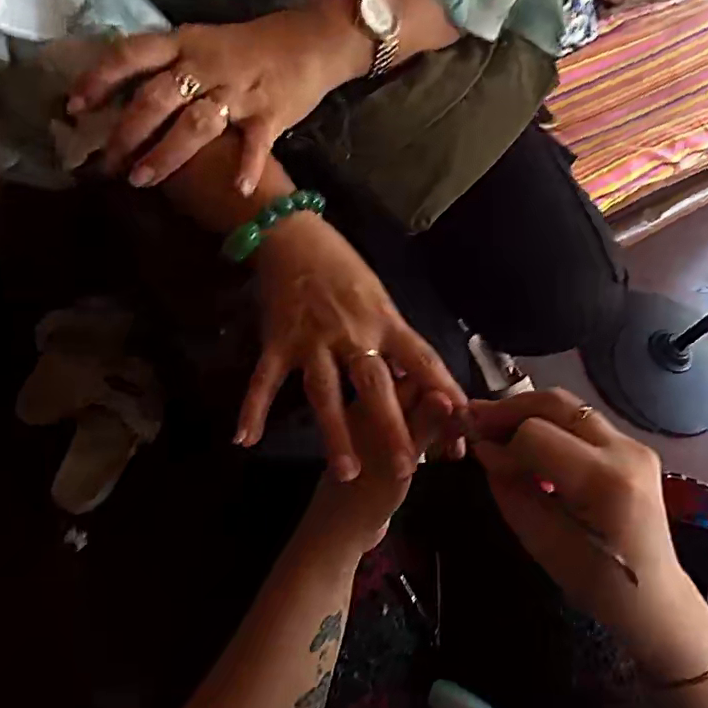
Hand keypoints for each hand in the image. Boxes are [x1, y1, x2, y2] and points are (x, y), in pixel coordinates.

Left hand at [66, 0, 368, 194]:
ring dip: (166, 154)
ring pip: (195, 124)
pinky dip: (248, 166)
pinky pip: (256, 143)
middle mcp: (205, 66)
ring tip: (142, 180)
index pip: (132, 55)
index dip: (99, 78)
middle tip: (107, 165)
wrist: (312, 40)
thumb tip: (127, 93)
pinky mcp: (270, 113)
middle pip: (156, 97)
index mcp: (186, 44)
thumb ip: (172, 65)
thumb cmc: (253, 46)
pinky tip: (239, 188)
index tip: (73, 106)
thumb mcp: (205, 44)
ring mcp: (238, 91)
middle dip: (127, 133)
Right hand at [237, 212, 467, 483]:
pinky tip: (245, 439)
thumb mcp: (378, 296)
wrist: (293, 234)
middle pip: (376, 385)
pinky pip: (266, 379)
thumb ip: (393, 337)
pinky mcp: (278, 341)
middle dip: (392, 426)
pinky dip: (253, 408)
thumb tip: (416, 376)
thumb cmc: (342, 265)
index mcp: (384, 320)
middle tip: (408, 469)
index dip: (445, 394)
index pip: (423, 360)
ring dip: (335, 433)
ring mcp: (313, 339)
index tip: (462, 429)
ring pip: (325, 391)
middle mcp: (353, 333)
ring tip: (346, 473)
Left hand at [301, 387, 456, 556]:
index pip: (413, 380)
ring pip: (415, 414)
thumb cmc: (366, 495)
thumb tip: (446, 394)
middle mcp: (371, 407)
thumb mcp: (400, 459)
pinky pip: (410, 431)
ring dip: (439, 427)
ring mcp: (376, 426)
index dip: (443, 392)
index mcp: (369, 402)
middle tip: (466, 435)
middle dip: (445, 410)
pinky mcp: (382, 446)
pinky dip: (430, 440)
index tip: (467, 415)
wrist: (339, 532)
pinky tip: (445, 455)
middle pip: (417, 394)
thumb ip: (422, 425)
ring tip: (457, 450)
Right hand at [469, 389, 707, 677]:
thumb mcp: (540, 540)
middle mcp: (625, 451)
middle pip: (555, 403)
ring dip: (527, 411)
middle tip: (476, 421)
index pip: (535, 435)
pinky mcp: (631, 446)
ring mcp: (633, 444)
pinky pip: (579, 419)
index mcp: (606, 481)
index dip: (500, 441)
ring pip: (567, 404)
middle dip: (509, 409)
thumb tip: (484, 448)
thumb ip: (510, 487)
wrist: (653, 597)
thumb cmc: (594, 581)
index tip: (479, 454)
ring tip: (497, 429)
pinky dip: (547, 423)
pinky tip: (528, 443)